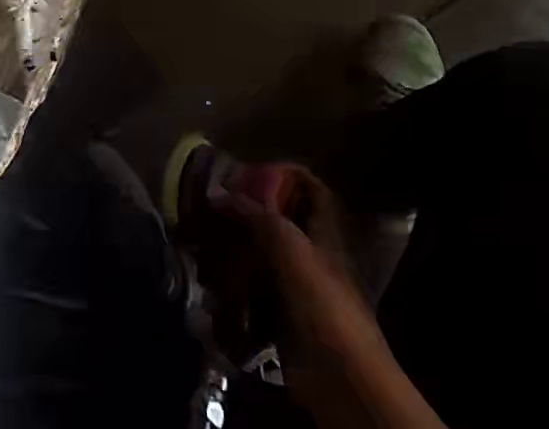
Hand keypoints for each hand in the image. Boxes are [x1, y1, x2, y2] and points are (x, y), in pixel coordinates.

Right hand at [217, 164, 388, 364]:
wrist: (341, 376)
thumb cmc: (321, 302)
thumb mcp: (289, 248)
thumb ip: (256, 217)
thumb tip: (218, 193)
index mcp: (325, 230)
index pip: (311, 187)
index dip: (286, 174)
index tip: (252, 172)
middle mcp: (313, 253)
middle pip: (284, 220)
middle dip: (252, 210)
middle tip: (218, 205)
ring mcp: (299, 286)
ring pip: (266, 254)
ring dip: (240, 247)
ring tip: (208, 239)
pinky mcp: (285, 316)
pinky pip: (256, 291)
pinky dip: (236, 285)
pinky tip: (214, 280)